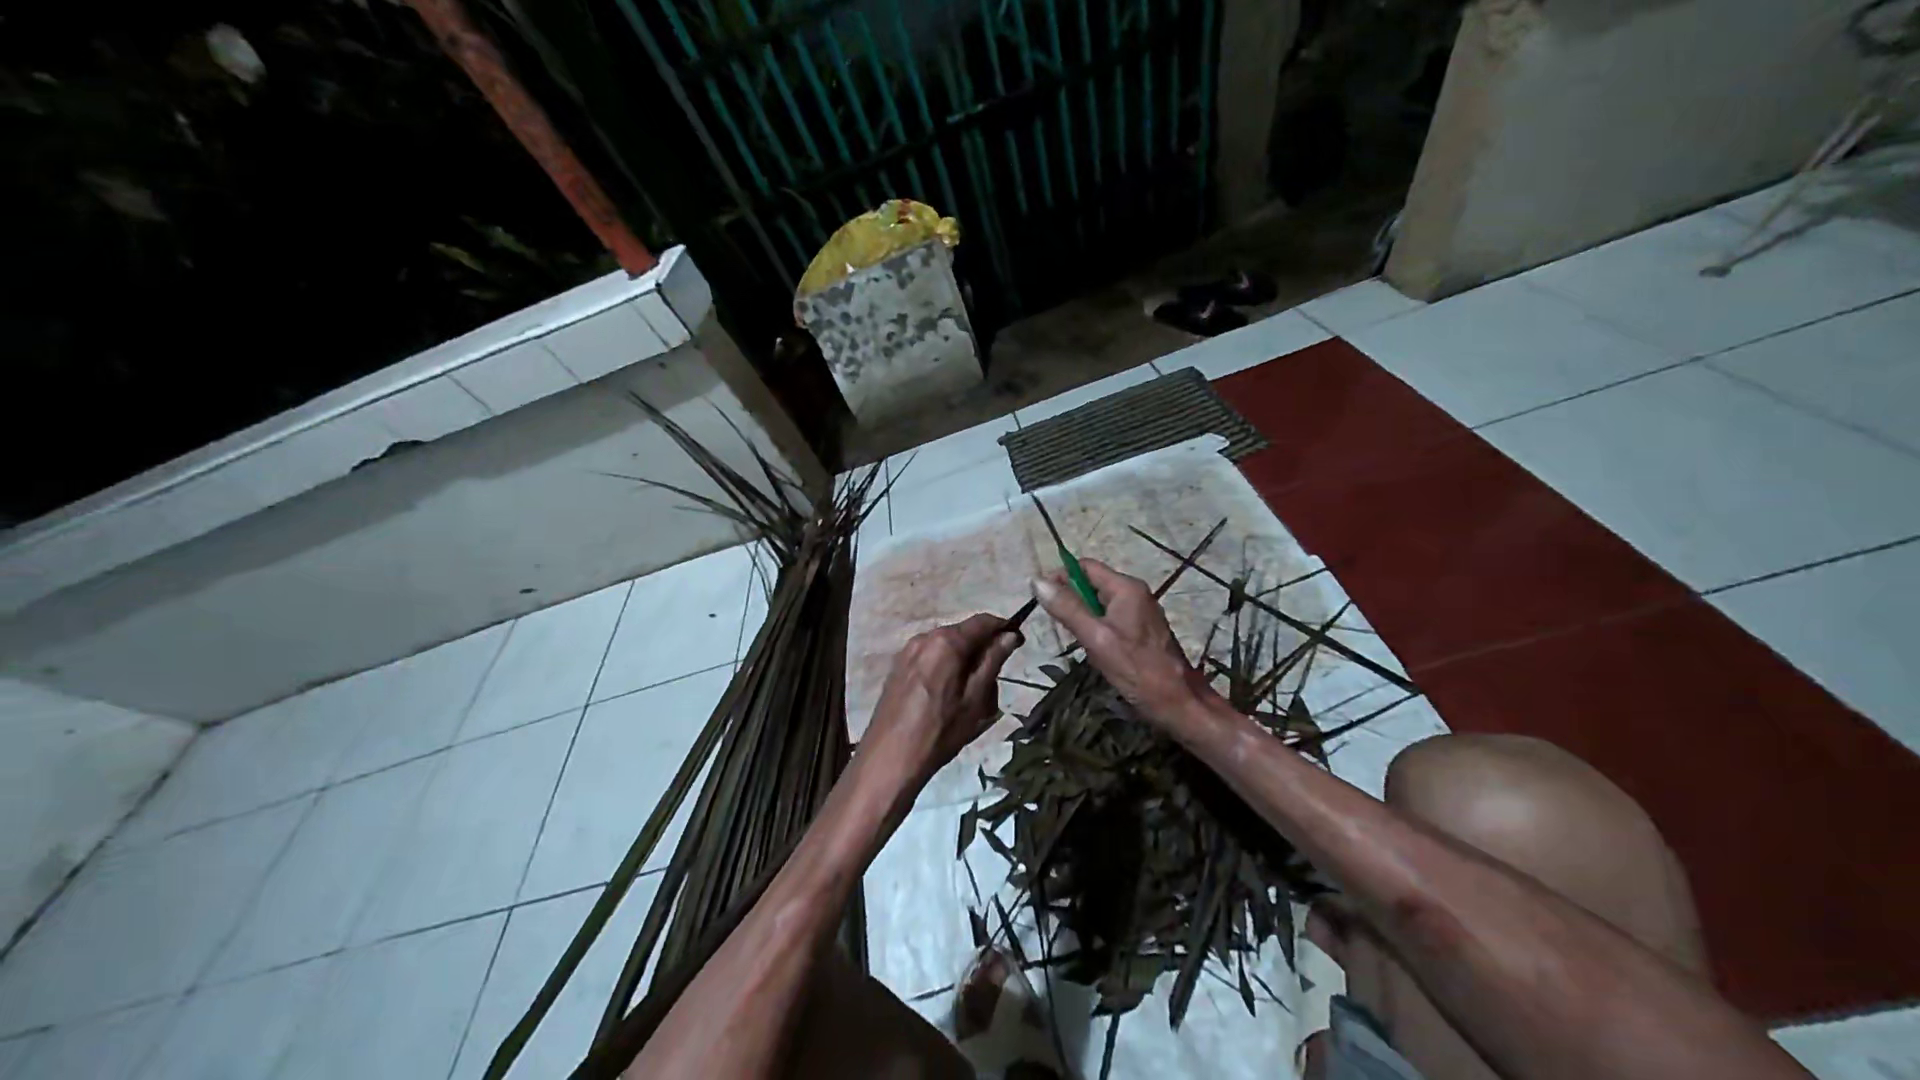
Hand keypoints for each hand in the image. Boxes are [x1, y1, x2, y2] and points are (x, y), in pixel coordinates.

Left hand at [864, 614, 1023, 781]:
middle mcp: (924, 638)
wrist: (889, 757)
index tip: (1018, 642)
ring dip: (964, 661)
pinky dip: (945, 667)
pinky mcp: (898, 667)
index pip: (982, 621)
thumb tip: (1009, 636)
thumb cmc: (940, 731)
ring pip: (946, 647)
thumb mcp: (975, 699)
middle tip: (995, 682)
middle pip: (963, 633)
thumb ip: (993, 661)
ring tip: (972, 696)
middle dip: (983, 650)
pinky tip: (947, 696)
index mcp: (945, 642)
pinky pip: (930, 657)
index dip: (1003, 628)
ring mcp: (907, 651)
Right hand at [1031, 560, 1209, 730]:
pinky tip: (1094, 650)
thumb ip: (1066, 608)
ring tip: (1076, 641)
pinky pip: (1111, 618)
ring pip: (1100, 603)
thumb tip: (1037, 581)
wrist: (1177, 702)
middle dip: (1071, 600)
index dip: (1061, 577)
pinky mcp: (1142, 629)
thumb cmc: (1136, 669)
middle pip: (1092, 583)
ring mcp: (1140, 611)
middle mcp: (1135, 593)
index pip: (1085, 566)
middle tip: (1059, 626)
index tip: (1043, 599)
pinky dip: (1096, 628)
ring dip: (1082, 617)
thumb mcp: (1095, 637)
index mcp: (1126, 588)